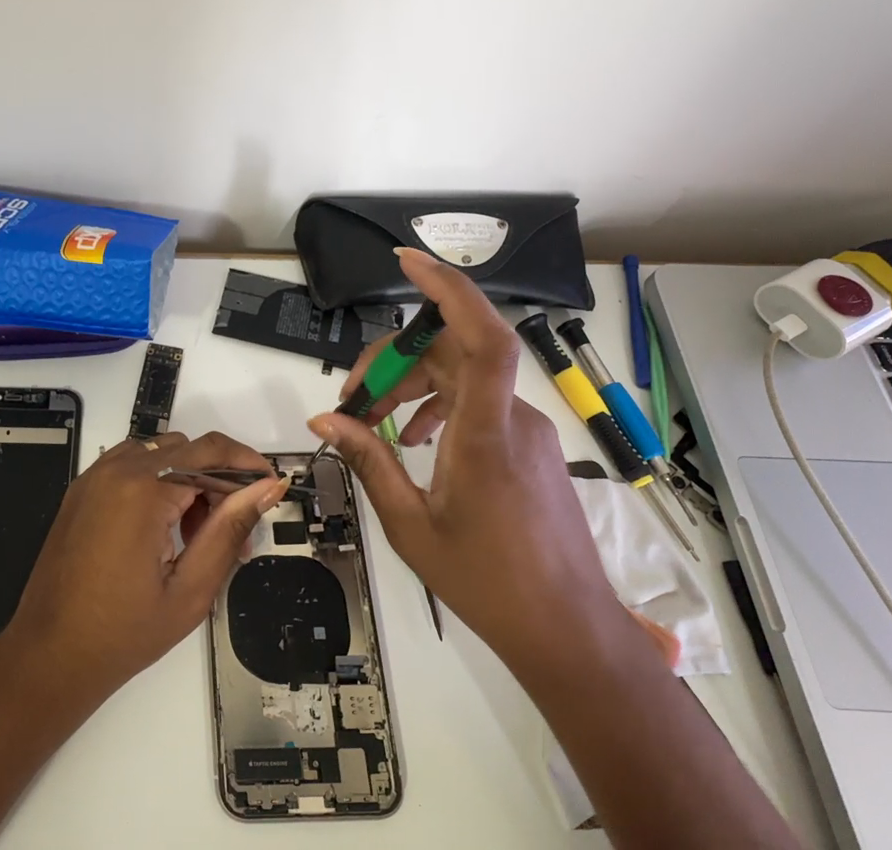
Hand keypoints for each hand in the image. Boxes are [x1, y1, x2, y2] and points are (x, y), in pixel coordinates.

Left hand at [0, 431, 286, 699]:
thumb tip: (266, 487)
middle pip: (186, 450)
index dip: (248, 467)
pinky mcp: (80, 493)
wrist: (50, 654)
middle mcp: (114, 471)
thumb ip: (230, 529)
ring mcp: (92, 479)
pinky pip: (130, 468)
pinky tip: (163, 533)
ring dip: (188, 483)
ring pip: (159, 456)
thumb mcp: (191, 588)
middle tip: (234, 535)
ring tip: (196, 540)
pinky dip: (156, 486)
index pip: (211, 452)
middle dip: (219, 482)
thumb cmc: (122, 633)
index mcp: (142, 489)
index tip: (270, 493)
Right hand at [309, 248, 620, 662]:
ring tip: (373, 426)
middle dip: (392, 364)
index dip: (448, 289)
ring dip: (413, 388)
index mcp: (485, 435)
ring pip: (465, 380)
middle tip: (349, 400)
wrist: (566, 630)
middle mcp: (513, 420)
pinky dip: (441, 408)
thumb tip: (325, 419)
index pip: (481, 337)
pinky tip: (415, 441)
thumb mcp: (409, 525)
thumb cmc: (485, 582)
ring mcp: (529, 432)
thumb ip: (370, 462)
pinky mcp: (532, 449)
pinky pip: (481, 406)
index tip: (407, 262)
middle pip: (452, 355)